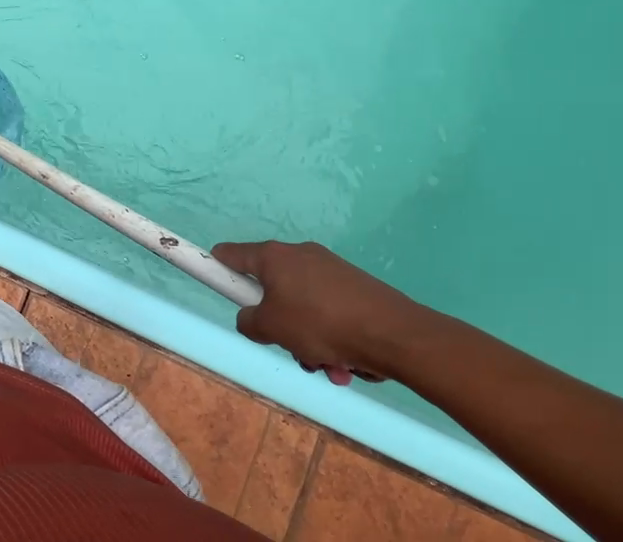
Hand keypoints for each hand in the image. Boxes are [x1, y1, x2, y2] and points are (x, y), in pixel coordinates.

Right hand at [211, 240, 430, 382]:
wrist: (404, 338)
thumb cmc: (324, 325)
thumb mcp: (271, 329)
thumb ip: (247, 321)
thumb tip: (253, 319)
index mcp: (273, 256)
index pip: (229, 254)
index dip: (218, 271)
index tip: (225, 294)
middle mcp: (301, 256)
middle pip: (272, 287)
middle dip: (278, 322)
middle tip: (288, 346)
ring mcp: (335, 271)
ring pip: (305, 307)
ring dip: (310, 339)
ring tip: (329, 368)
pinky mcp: (362, 289)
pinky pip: (334, 313)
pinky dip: (336, 337)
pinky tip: (351, 363)